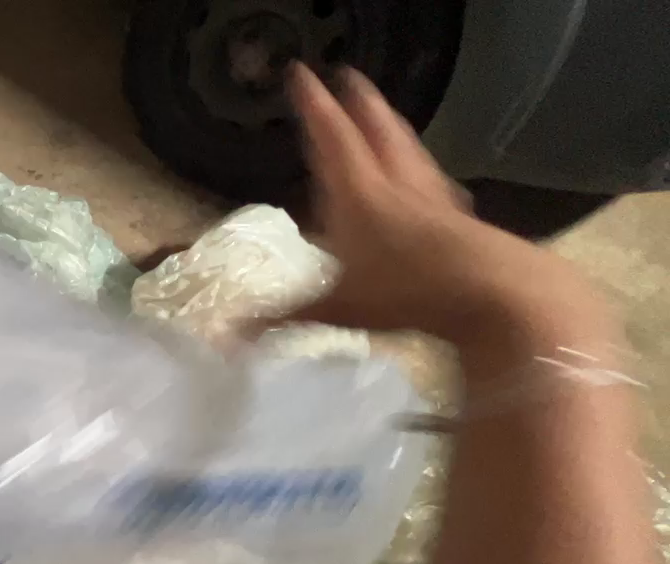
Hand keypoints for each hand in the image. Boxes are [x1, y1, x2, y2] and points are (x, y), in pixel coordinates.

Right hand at [283, 63, 617, 371]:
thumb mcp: (330, 310)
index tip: (300, 74)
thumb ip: (277, 319)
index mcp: (357, 197)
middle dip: (357, 100)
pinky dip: (406, 156)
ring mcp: (426, 192)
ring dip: (384, 121)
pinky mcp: (449, 209)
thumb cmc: (403, 293)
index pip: (331, 139)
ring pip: (401, 144)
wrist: (490, 292)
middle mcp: (393, 183)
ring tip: (373, 110)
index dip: (314, 106)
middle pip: (374, 128)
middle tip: (344, 75)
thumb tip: (224, 338)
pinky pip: (420, 169)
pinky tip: (407, 167)